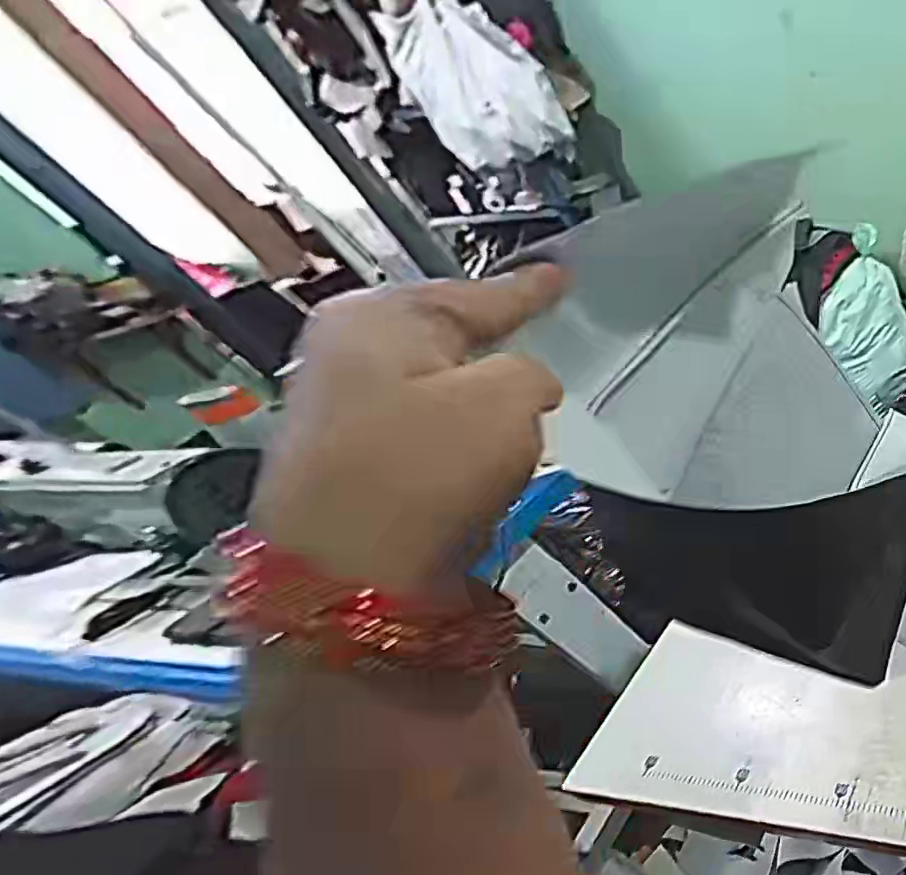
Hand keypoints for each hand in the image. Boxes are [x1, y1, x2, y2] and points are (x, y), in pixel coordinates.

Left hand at [250, 265, 567, 596]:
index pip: (478, 292)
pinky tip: (479, 469)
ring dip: (485, 408)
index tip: (557, 273)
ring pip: (446, 388)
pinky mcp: (359, 454)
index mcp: (383, 317)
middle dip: (501, 353)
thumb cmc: (421, 472)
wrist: (349, 570)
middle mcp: (351, 350)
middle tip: (540, 353)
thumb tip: (529, 385)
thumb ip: (534, 374)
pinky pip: (434, 428)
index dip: (528, 287)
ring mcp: (348, 404)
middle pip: (454, 339)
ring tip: (513, 433)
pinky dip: (465, 442)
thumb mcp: (506, 402)